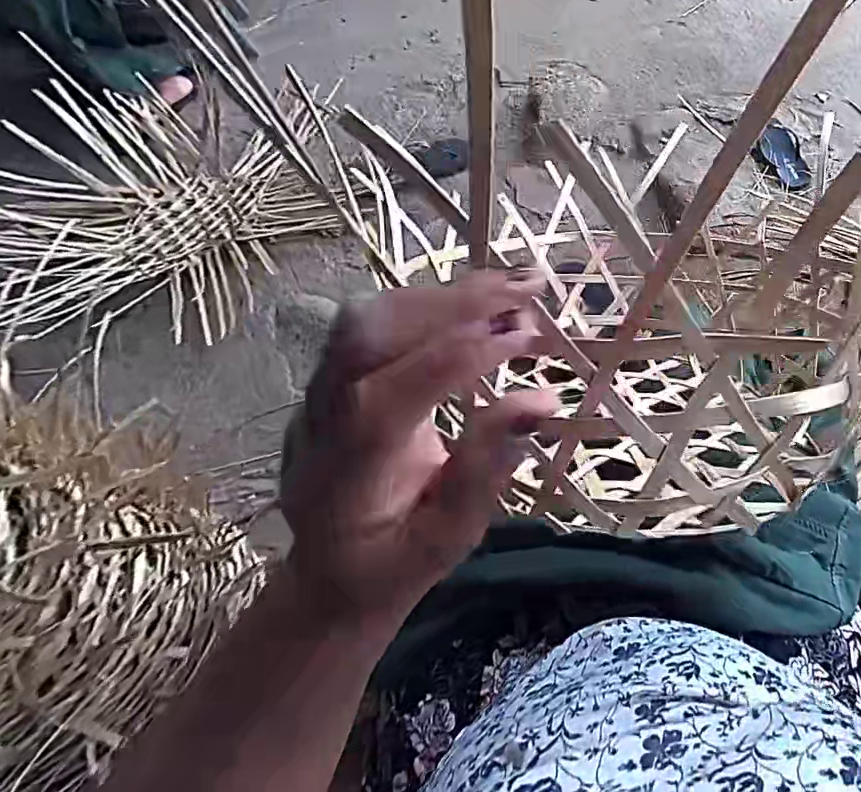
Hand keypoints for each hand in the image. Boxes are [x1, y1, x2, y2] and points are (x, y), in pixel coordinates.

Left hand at [281, 271, 556, 635]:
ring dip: (447, 293)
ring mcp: (317, 392)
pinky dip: (434, 300)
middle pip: (369, 333)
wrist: (329, 573)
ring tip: (514, 286)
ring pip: (369, 316)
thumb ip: (487, 468)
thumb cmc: (394, 563)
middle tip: (529, 288)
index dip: (468, 355)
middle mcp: (319, 418)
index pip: (397, 391)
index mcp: (345, 471)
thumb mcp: (451, 537)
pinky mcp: (333, 376)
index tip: (530, 336)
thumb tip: (543, 400)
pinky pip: (375, 320)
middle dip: (455, 301)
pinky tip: (481, 298)